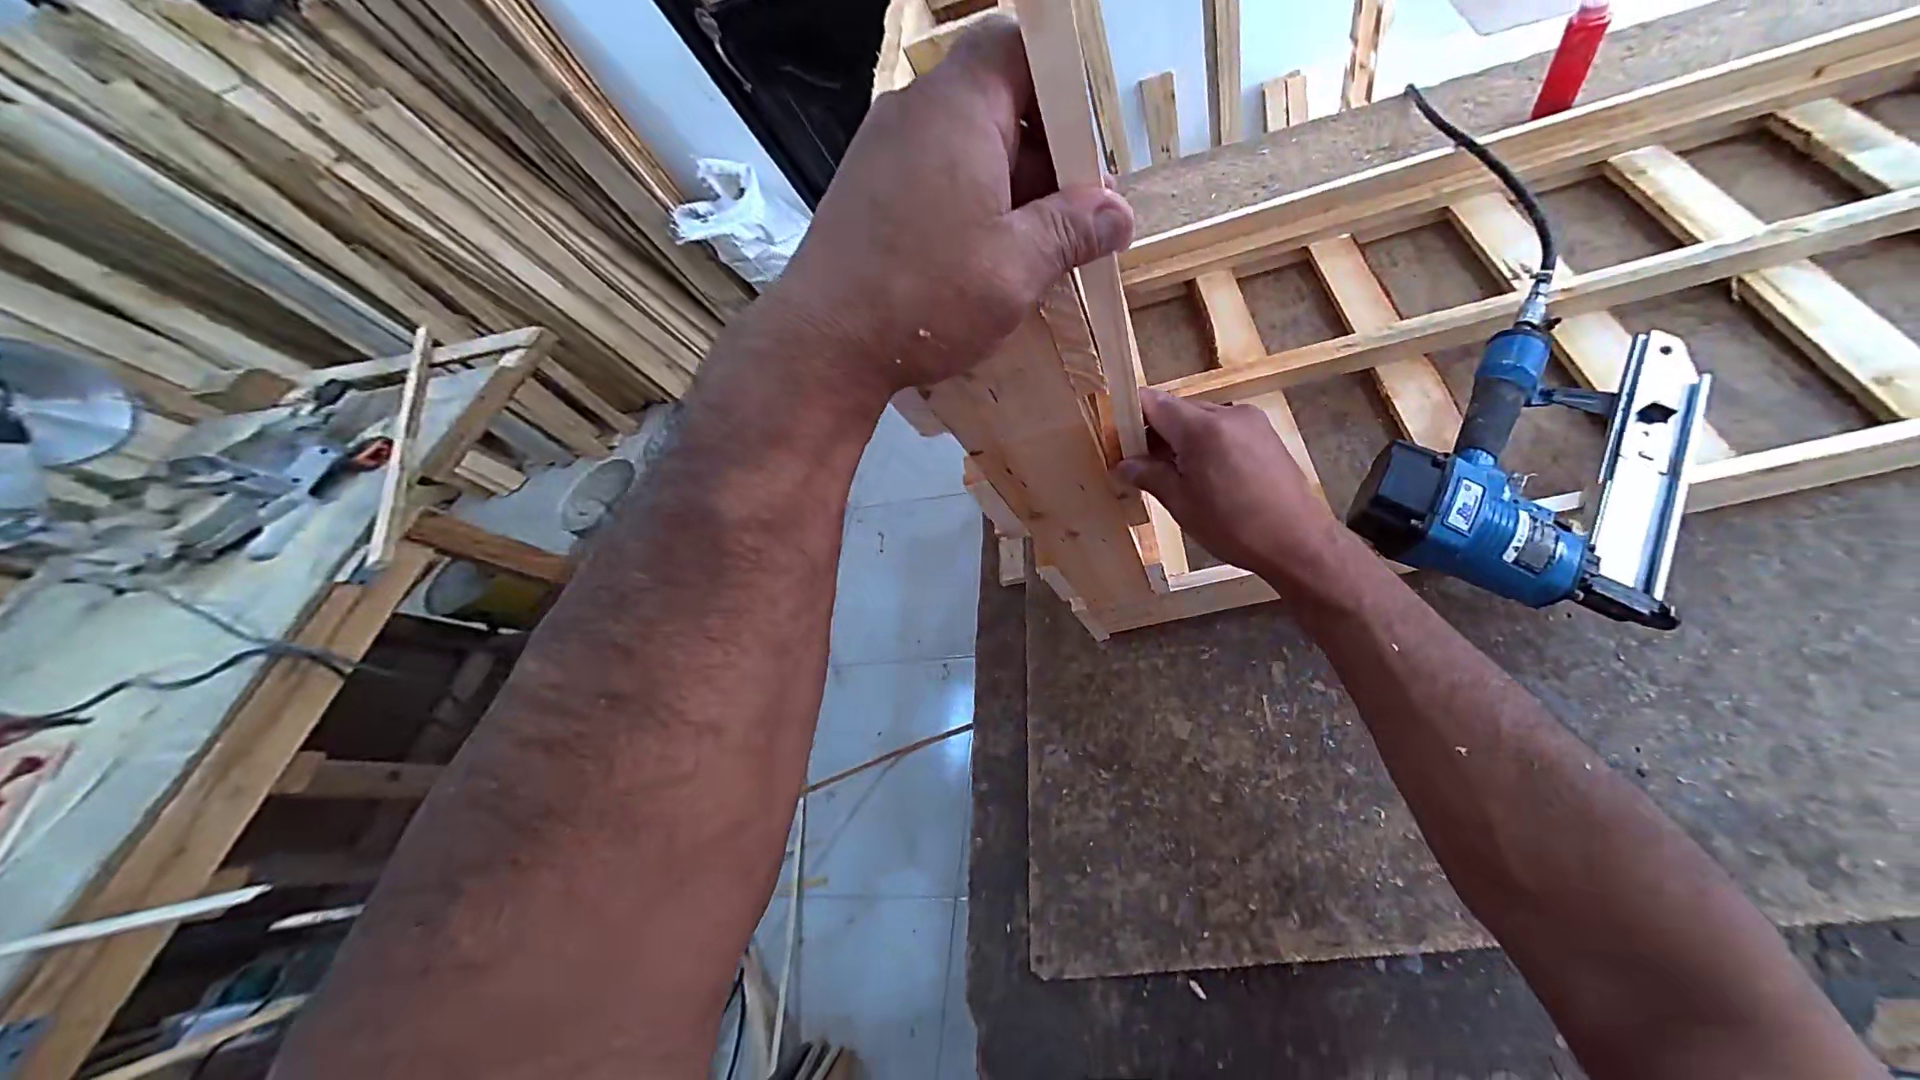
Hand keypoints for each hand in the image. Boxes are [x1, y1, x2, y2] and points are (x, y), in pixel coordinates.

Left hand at [759, 18, 1134, 400]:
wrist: (823, 346)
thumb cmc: (925, 297)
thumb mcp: (1017, 268)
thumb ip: (1072, 230)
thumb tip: (1118, 214)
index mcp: (957, 108)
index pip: (1018, 47)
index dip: (1062, 87)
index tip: (1086, 150)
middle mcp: (914, 115)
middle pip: (995, 103)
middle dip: (1044, 155)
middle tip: (1073, 218)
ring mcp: (882, 154)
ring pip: (964, 149)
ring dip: (1007, 190)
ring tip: (1033, 251)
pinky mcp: (866, 195)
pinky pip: (932, 180)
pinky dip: (967, 207)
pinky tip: (982, 261)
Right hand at [1115, 389, 1355, 592]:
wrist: (1298, 542)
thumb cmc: (1234, 527)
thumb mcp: (1181, 503)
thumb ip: (1149, 475)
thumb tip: (1123, 465)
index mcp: (1202, 428)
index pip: (1152, 402)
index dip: (1128, 414)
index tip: (1115, 436)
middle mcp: (1227, 413)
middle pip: (1176, 409)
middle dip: (1153, 432)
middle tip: (1138, 464)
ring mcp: (1249, 421)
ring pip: (1199, 419)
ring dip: (1179, 439)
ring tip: (1172, 475)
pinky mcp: (1264, 433)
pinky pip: (1222, 429)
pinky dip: (1204, 444)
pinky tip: (1202, 475)